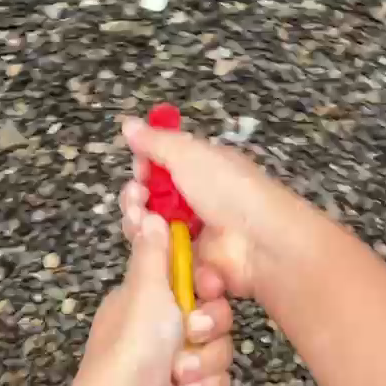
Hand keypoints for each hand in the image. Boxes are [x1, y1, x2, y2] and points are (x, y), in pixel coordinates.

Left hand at [77, 208, 235, 385]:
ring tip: (179, 375)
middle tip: (190, 333)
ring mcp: (176, 364)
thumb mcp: (144, 288)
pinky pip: (219, 382)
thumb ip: (153, 252)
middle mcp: (161, 330)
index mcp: (146, 300)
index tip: (206, 287)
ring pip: (220, 351)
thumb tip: (149, 216)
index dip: (206, 285)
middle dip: (209, 328)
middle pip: (214, 315)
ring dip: (203, 363)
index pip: (191, 280)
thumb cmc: (133, 347)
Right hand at [120, 116, 305, 300]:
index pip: (159, 166)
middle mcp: (195, 199)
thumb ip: (156, 141)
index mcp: (199, 168)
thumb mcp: (189, 154)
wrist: (257, 240)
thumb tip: (128, 123)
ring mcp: (193, 232)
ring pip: (150, 231)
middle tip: (138, 197)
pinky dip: (159, 252)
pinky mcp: (191, 261)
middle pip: (148, 201)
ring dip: (141, 225)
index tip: (139, 169)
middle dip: (135, 199)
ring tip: (148, 222)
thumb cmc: (230, 190)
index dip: (143, 168)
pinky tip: (161, 245)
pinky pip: (164, 258)